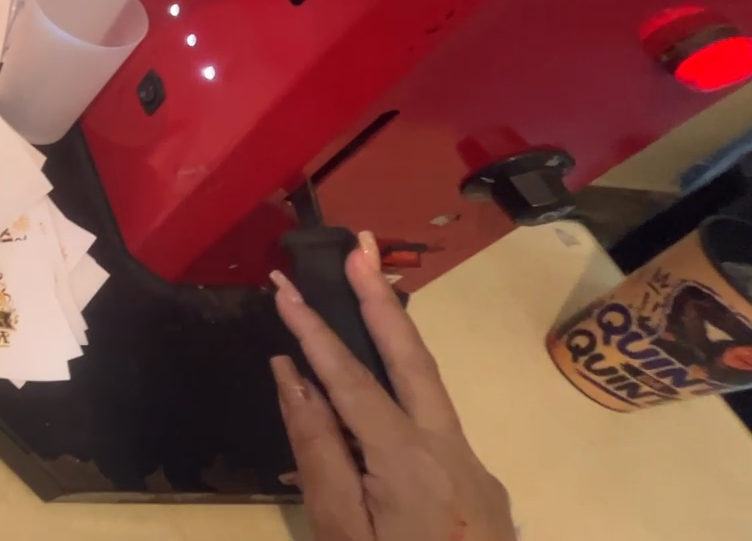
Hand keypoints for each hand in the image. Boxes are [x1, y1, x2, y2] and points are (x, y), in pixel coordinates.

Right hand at [269, 232, 515, 540]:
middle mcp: (454, 455)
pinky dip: (398, 386)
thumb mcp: (338, 528)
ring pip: (429, 387)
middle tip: (360, 246)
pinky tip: (368, 394)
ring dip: (395, 332)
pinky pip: (428, 422)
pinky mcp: (480, 488)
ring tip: (367, 286)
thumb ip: (314, 445)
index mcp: (411, 465)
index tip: (280, 286)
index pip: (349, 378)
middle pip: (415, 361)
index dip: (311, 328)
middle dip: (383, 299)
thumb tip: (290, 371)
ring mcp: (475, 471)